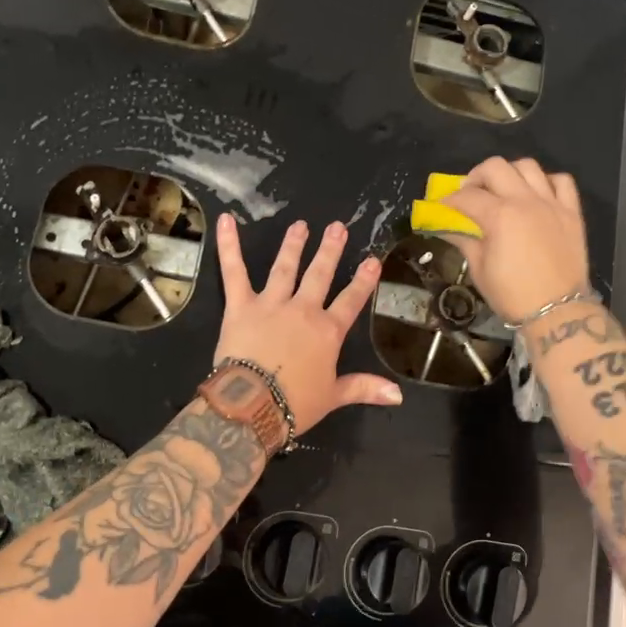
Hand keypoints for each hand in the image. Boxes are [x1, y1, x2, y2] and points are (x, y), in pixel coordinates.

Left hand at [213, 215, 402, 429]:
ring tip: (300, 226)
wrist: (253, 405)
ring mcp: (271, 304)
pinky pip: (234, 271)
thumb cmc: (294, 405)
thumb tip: (398, 394)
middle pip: (320, 275)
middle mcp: (303, 310)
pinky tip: (227, 221)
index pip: (350, 301)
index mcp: (327, 332)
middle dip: (330, 251)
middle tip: (337, 227)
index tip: (372, 261)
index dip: (363, 281)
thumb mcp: (333, 397)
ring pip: (284, 268)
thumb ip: (364, 388)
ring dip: (293, 245)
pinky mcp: (240, 305)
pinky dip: (229, 246)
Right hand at [440, 156, 590, 321]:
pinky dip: (547, 181)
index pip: (467, 196)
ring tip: (503, 189)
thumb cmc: (512, 294)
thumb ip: (465, 241)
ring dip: (510, 173)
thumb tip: (447, 228)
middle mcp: (525, 201)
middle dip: (476, 176)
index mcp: (500, 216)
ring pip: (528, 166)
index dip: (449, 200)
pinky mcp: (572, 212)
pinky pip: (562, 181)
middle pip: (495, 167)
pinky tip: (537, 194)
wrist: (557, 311)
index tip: (442, 206)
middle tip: (470, 193)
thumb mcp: (480, 269)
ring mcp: (551, 204)